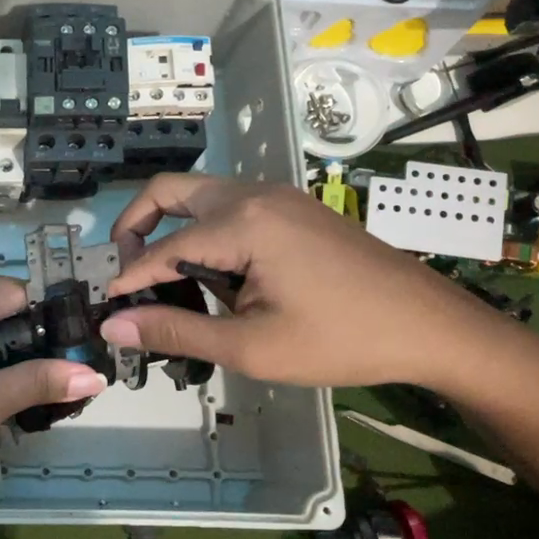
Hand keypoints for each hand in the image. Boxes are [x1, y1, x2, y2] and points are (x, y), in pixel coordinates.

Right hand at [101, 174, 501, 388]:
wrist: (433, 328)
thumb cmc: (342, 340)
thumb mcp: (251, 347)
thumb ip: (176, 332)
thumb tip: (112, 326)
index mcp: (243, 223)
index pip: (163, 248)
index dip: (129, 278)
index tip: (104, 306)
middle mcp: (256, 195)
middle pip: (171, 192)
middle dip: (136, 227)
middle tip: (126, 273)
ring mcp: (280, 198)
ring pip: (201, 197)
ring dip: (172, 229)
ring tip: (167, 283)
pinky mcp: (296, 210)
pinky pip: (231, 208)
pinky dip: (204, 231)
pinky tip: (215, 277)